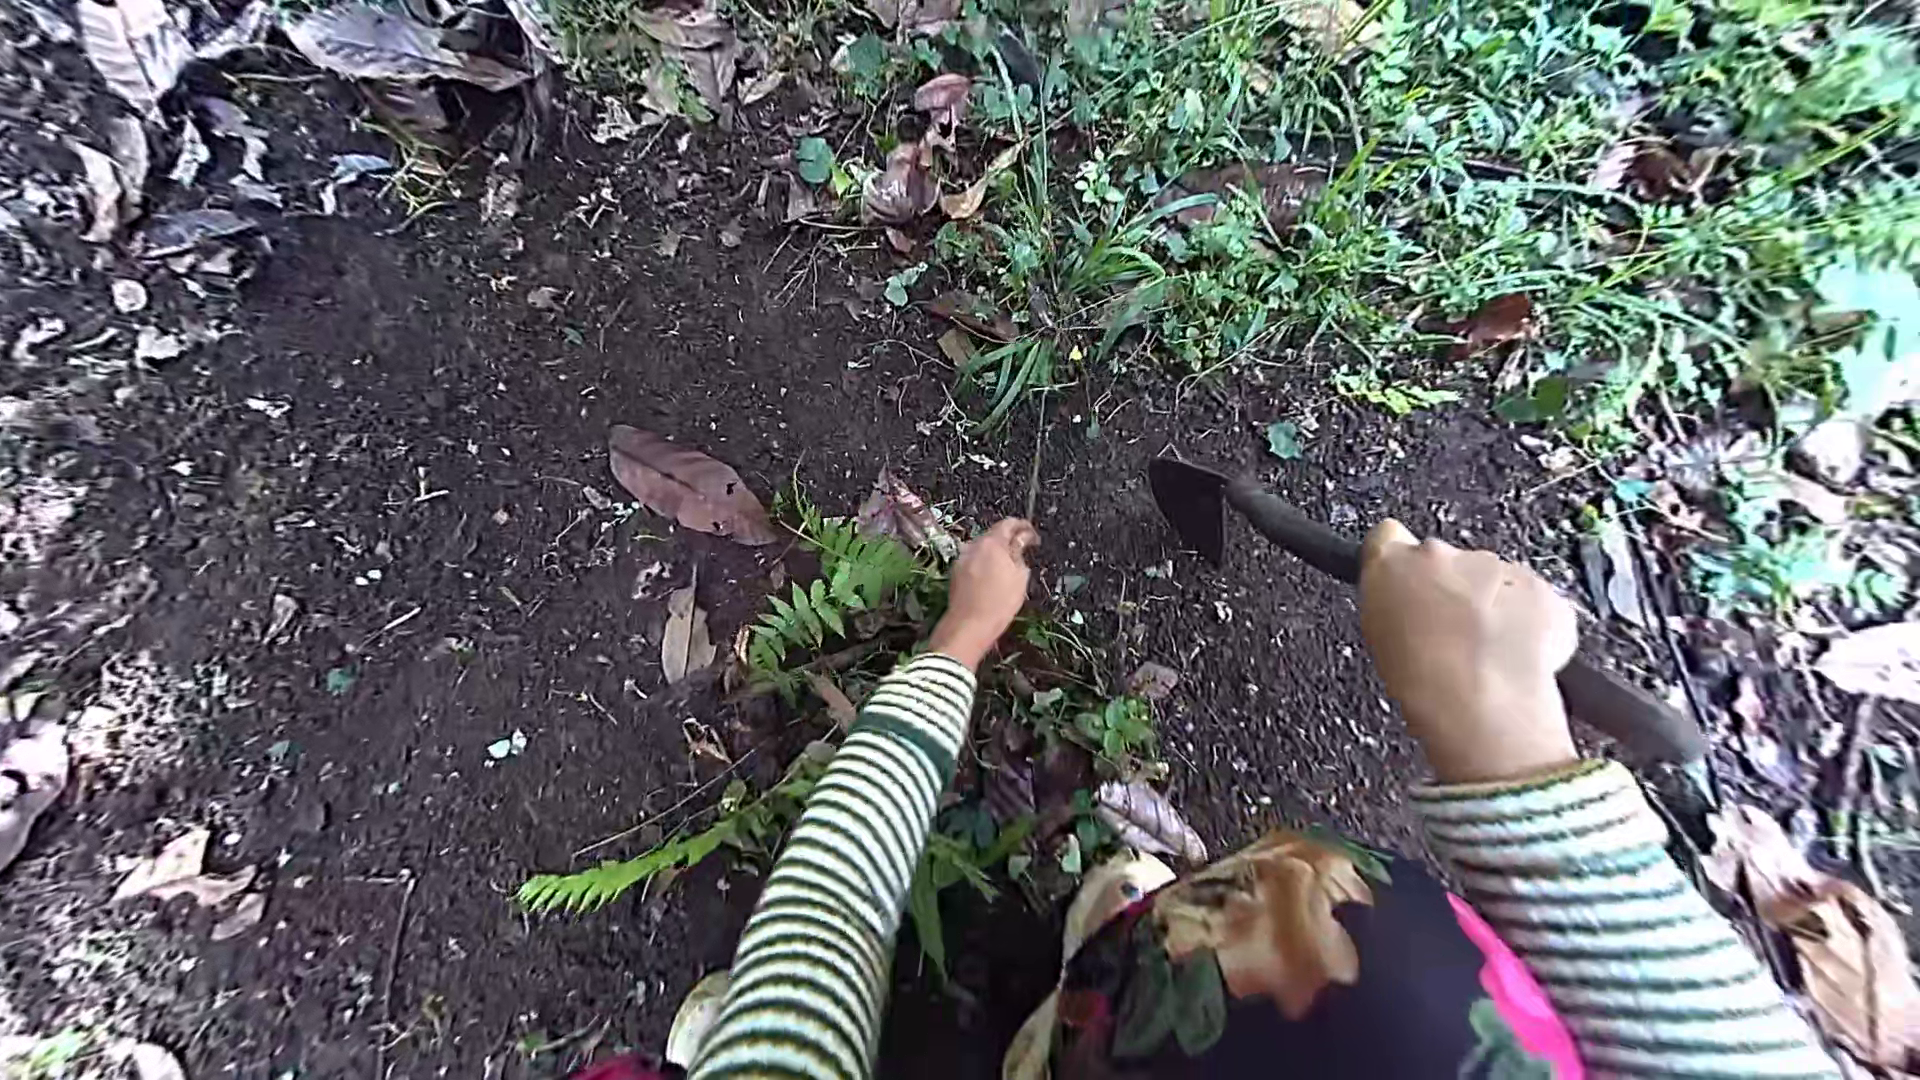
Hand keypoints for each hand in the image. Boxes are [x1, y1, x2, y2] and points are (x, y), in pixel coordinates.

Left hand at [928, 518, 1038, 669]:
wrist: (969, 625)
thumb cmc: (1000, 602)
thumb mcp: (1019, 577)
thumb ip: (1019, 552)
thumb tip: (1021, 538)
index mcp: (991, 543)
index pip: (1008, 523)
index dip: (1023, 527)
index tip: (1033, 537)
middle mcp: (973, 545)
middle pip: (993, 535)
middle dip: (1008, 541)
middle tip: (1023, 554)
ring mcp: (961, 558)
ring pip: (982, 549)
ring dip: (995, 553)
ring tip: (1008, 569)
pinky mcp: (955, 572)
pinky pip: (974, 561)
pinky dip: (984, 564)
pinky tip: (991, 579)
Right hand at [1358, 519, 1578, 784]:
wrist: (1478, 696)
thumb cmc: (1418, 671)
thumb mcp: (1375, 627)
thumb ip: (1388, 592)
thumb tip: (1400, 590)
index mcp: (1390, 560)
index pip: (1387, 534)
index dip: (1396, 552)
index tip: (1403, 571)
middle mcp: (1439, 553)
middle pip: (1442, 557)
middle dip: (1447, 581)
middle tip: (1445, 623)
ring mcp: (1492, 566)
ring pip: (1488, 576)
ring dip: (1487, 600)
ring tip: (1480, 644)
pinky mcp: (1538, 584)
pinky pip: (1529, 594)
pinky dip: (1524, 615)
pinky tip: (1510, 646)